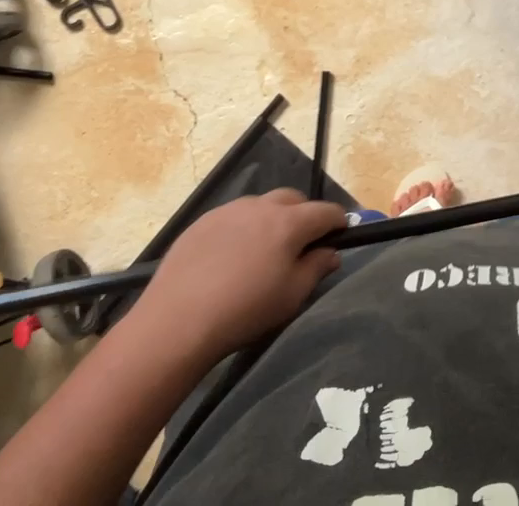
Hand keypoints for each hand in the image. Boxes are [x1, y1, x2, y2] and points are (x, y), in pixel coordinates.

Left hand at [131, 189, 346, 360]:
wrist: (178, 320)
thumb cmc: (245, 310)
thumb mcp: (292, 296)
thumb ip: (316, 268)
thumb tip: (330, 252)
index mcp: (289, 223)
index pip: (325, 211)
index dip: (338, 222)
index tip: (340, 236)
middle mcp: (261, 207)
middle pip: (293, 200)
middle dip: (304, 215)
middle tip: (301, 245)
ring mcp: (228, 211)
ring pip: (261, 205)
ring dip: (272, 219)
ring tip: (264, 251)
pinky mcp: (202, 222)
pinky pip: (234, 216)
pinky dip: (243, 228)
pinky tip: (232, 257)